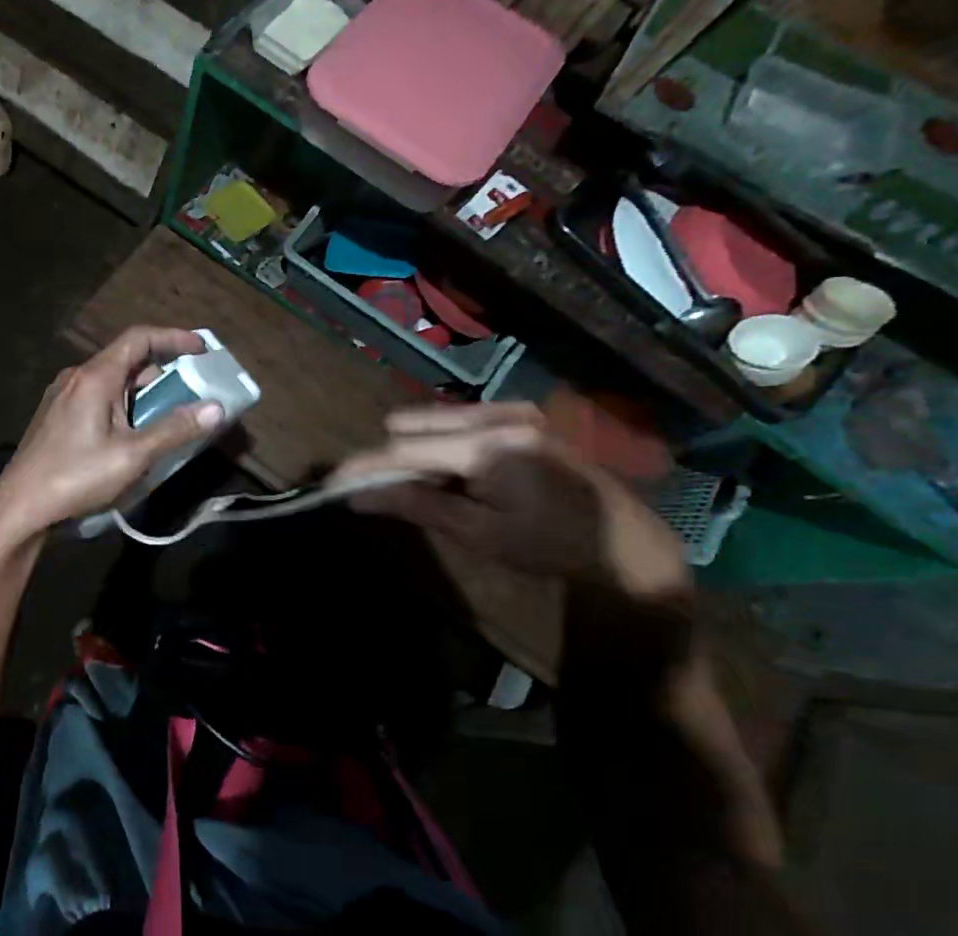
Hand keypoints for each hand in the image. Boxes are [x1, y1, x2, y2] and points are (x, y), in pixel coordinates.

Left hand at [0, 327, 225, 542]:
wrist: (20, 506)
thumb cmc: (76, 477)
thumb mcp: (132, 456)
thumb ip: (174, 430)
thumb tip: (215, 408)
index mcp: (95, 376)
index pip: (139, 338)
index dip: (174, 338)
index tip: (202, 349)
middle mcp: (76, 377)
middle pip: (126, 360)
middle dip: (163, 372)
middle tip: (192, 392)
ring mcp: (62, 396)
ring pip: (111, 382)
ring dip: (142, 393)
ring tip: (168, 417)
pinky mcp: (55, 416)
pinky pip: (96, 398)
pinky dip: (122, 405)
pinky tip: (132, 433)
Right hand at [331, 402, 687, 597]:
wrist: (624, 541)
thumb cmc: (551, 545)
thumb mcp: (480, 533)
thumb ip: (418, 505)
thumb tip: (358, 496)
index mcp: (489, 446)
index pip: (406, 449)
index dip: (366, 465)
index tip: (333, 479)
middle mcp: (498, 416)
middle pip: (414, 426)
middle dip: (392, 457)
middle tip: (386, 491)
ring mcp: (512, 411)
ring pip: (433, 419)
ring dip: (417, 449)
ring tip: (424, 485)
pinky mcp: (520, 415)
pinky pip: (457, 419)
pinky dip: (441, 443)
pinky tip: (456, 472)